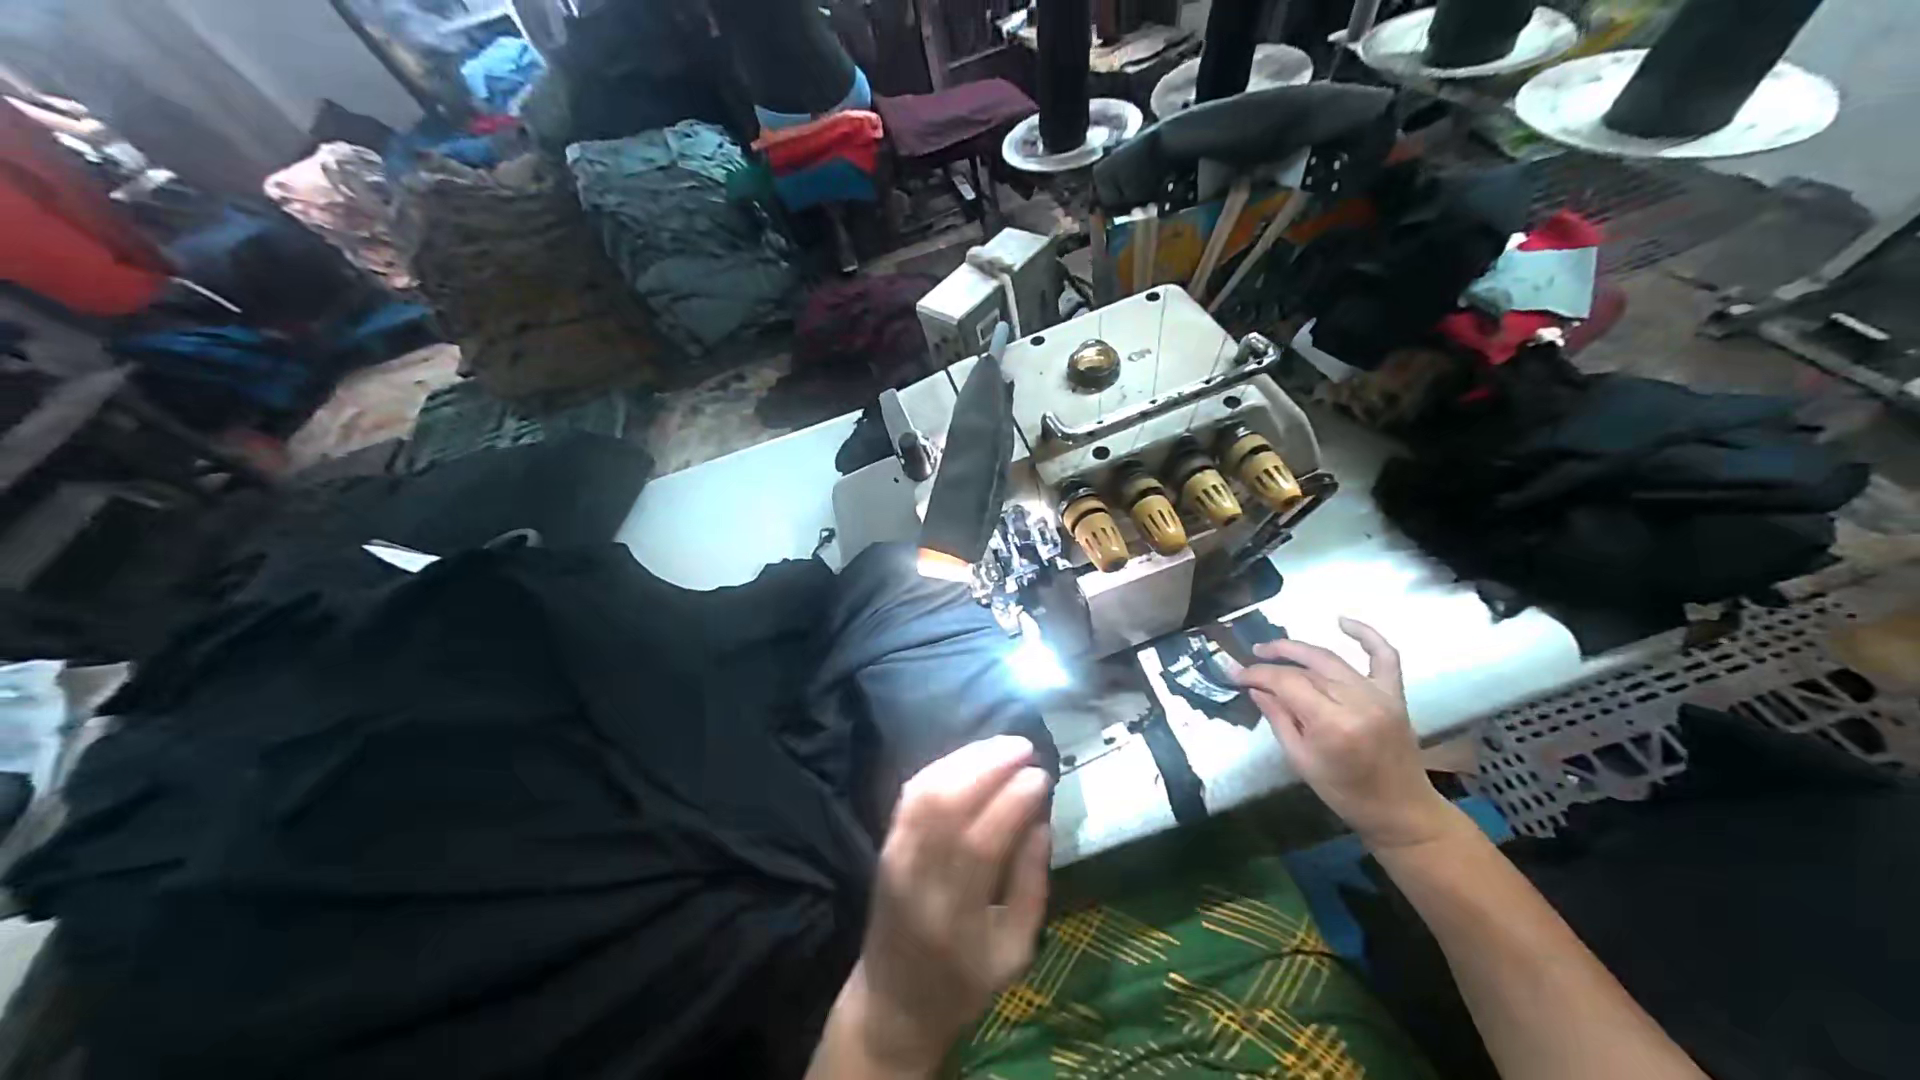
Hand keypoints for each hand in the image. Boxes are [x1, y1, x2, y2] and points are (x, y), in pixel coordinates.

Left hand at [835, 735, 1051, 1074]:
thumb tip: (1042, 820)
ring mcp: (895, 858)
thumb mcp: (1014, 951)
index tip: (1043, 776)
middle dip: (990, 765)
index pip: (982, 840)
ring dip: (966, 758)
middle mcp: (917, 880)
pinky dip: (942, 767)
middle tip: (1026, 747)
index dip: (1014, 800)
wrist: (892, 1004)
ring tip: (1003, 745)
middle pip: (948, 804)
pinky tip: (969, 758)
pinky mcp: (885, 845)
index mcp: (955, 916)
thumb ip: (1031, 884)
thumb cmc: (963, 984)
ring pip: (926, 790)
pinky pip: (911, 794)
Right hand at [1231, 617, 1460, 849]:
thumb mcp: (1300, 760)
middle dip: (1274, 659)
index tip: (1235, 675)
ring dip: (1300, 648)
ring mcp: (1380, 695)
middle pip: (1307, 668)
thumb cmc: (1345, 793)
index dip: (1257, 674)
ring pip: (1332, 659)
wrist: (1402, 811)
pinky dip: (1367, 635)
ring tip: (1273, 647)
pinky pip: (1384, 656)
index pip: (1286, 683)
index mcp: (1332, 724)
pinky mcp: (1395, 695)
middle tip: (1250, 657)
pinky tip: (1342, 621)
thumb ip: (1278, 718)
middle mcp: (1358, 702)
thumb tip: (1256, 688)